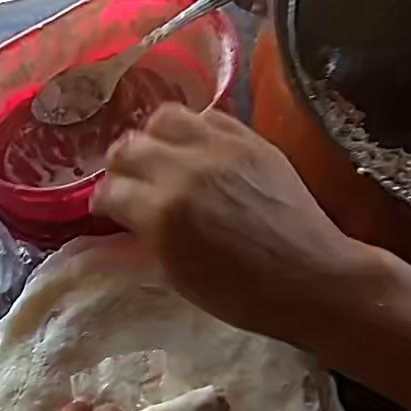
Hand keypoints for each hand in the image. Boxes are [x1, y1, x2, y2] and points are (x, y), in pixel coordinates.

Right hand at [90, 103, 390, 344]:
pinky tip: (195, 151)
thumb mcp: (174, 276)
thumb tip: (120, 221)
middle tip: (126, 182)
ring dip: (152, 138)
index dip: (101, 202)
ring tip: (158, 156)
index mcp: (161, 213)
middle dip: (119, 167)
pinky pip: (208, 116)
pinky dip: (192, 131)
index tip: (106, 210)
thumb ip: (142, 238)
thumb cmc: (237, 294)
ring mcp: (220, 149)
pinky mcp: (251, 140)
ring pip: (163, 118)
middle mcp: (185, 171)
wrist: (310, 279)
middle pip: (127, 147)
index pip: (109, 190)